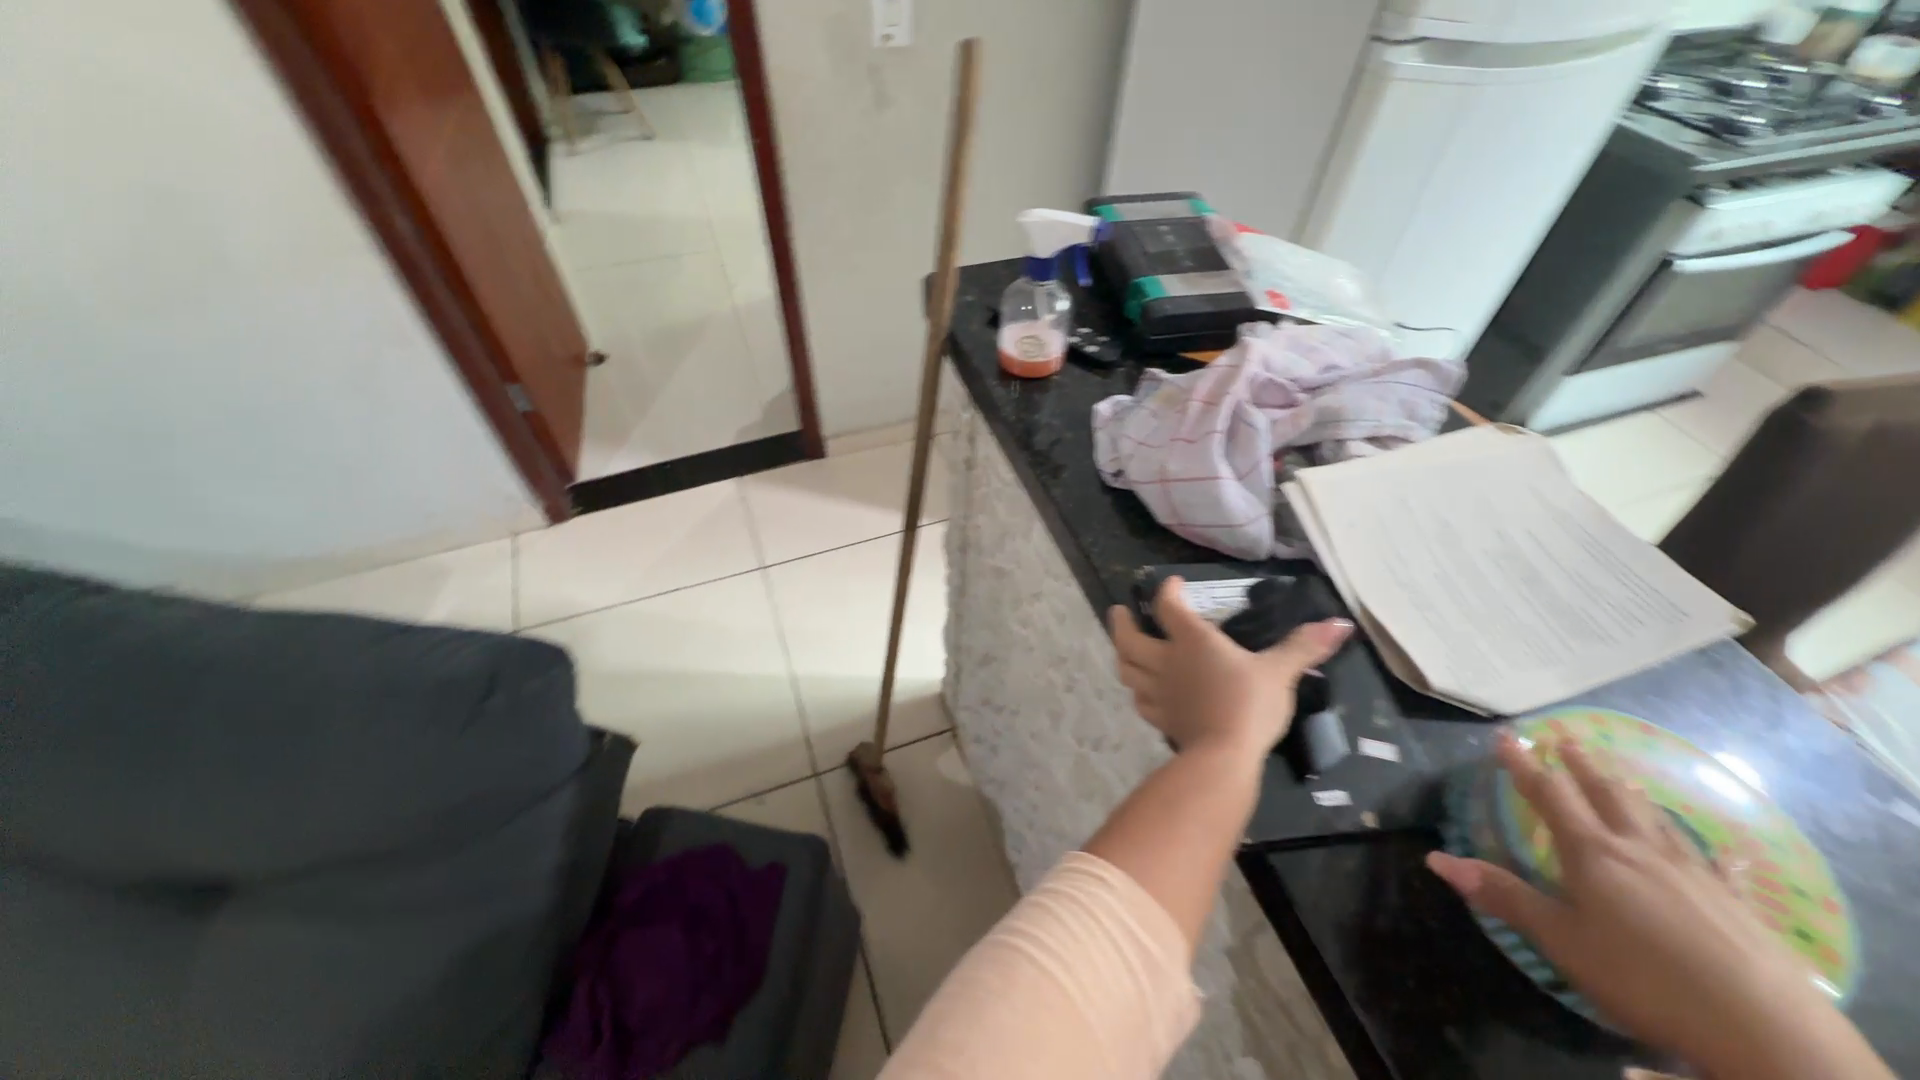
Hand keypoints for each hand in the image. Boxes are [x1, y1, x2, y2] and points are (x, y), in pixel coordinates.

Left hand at [1107, 577, 1352, 755]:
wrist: (1223, 755)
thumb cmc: (1249, 704)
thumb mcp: (1280, 672)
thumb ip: (1303, 647)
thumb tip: (1340, 624)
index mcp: (1192, 641)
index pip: (1168, 607)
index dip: (1167, 592)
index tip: (1173, 585)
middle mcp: (1167, 662)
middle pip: (1129, 639)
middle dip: (1121, 623)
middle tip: (1119, 612)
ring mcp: (1159, 692)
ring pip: (1127, 670)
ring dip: (1123, 656)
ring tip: (1125, 648)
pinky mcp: (1161, 720)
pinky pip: (1140, 701)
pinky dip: (1138, 691)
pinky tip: (1144, 692)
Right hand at [1427, 737, 1860, 1074]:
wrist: (1760, 1022)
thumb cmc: (1641, 977)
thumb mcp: (1559, 940)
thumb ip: (1504, 896)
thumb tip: (1436, 859)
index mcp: (1591, 854)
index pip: (1549, 795)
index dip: (1524, 764)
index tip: (1506, 736)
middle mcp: (1639, 849)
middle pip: (1605, 794)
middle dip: (1579, 765)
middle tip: (1564, 738)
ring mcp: (1691, 871)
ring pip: (1653, 817)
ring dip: (1629, 790)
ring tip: (1619, 774)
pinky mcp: (1731, 900)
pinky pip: (1714, 861)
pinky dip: (1708, 846)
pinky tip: (1723, 846)